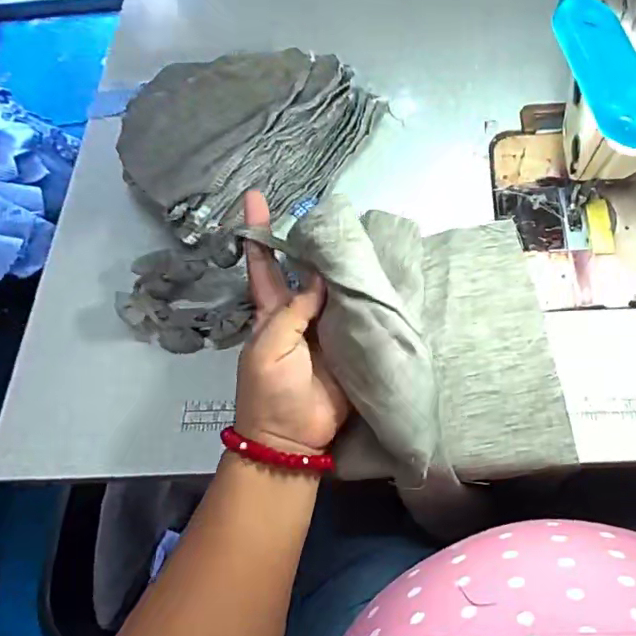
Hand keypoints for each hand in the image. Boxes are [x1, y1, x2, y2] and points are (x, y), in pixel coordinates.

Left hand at [234, 191, 348, 455]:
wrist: (294, 439)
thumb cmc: (270, 393)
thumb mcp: (269, 349)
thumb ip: (292, 313)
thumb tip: (319, 279)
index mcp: (271, 313)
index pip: (263, 265)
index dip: (258, 233)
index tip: (255, 197)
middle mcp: (301, 315)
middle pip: (306, 271)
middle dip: (311, 242)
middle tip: (328, 211)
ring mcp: (328, 330)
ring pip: (337, 290)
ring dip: (345, 267)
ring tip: (359, 235)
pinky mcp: (352, 346)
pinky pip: (360, 316)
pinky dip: (369, 297)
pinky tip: (381, 276)